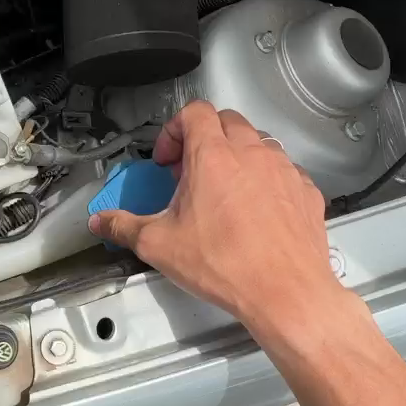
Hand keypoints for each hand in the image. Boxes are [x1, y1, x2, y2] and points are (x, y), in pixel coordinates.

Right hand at [88, 101, 349, 328]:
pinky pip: (283, 169)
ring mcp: (284, 170)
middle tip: (188, 171)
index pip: (195, 112)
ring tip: (221, 189)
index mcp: (212, 157)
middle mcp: (251, 154)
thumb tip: (100, 222)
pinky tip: (253, 209)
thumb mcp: (157, 244)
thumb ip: (123, 226)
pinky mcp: (306, 190)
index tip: (167, 160)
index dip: (174, 130)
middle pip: (227, 120)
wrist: (284, 292)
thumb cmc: (223, 264)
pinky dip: (264, 178)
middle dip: (204, 138)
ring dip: (236, 154)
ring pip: (258, 141)